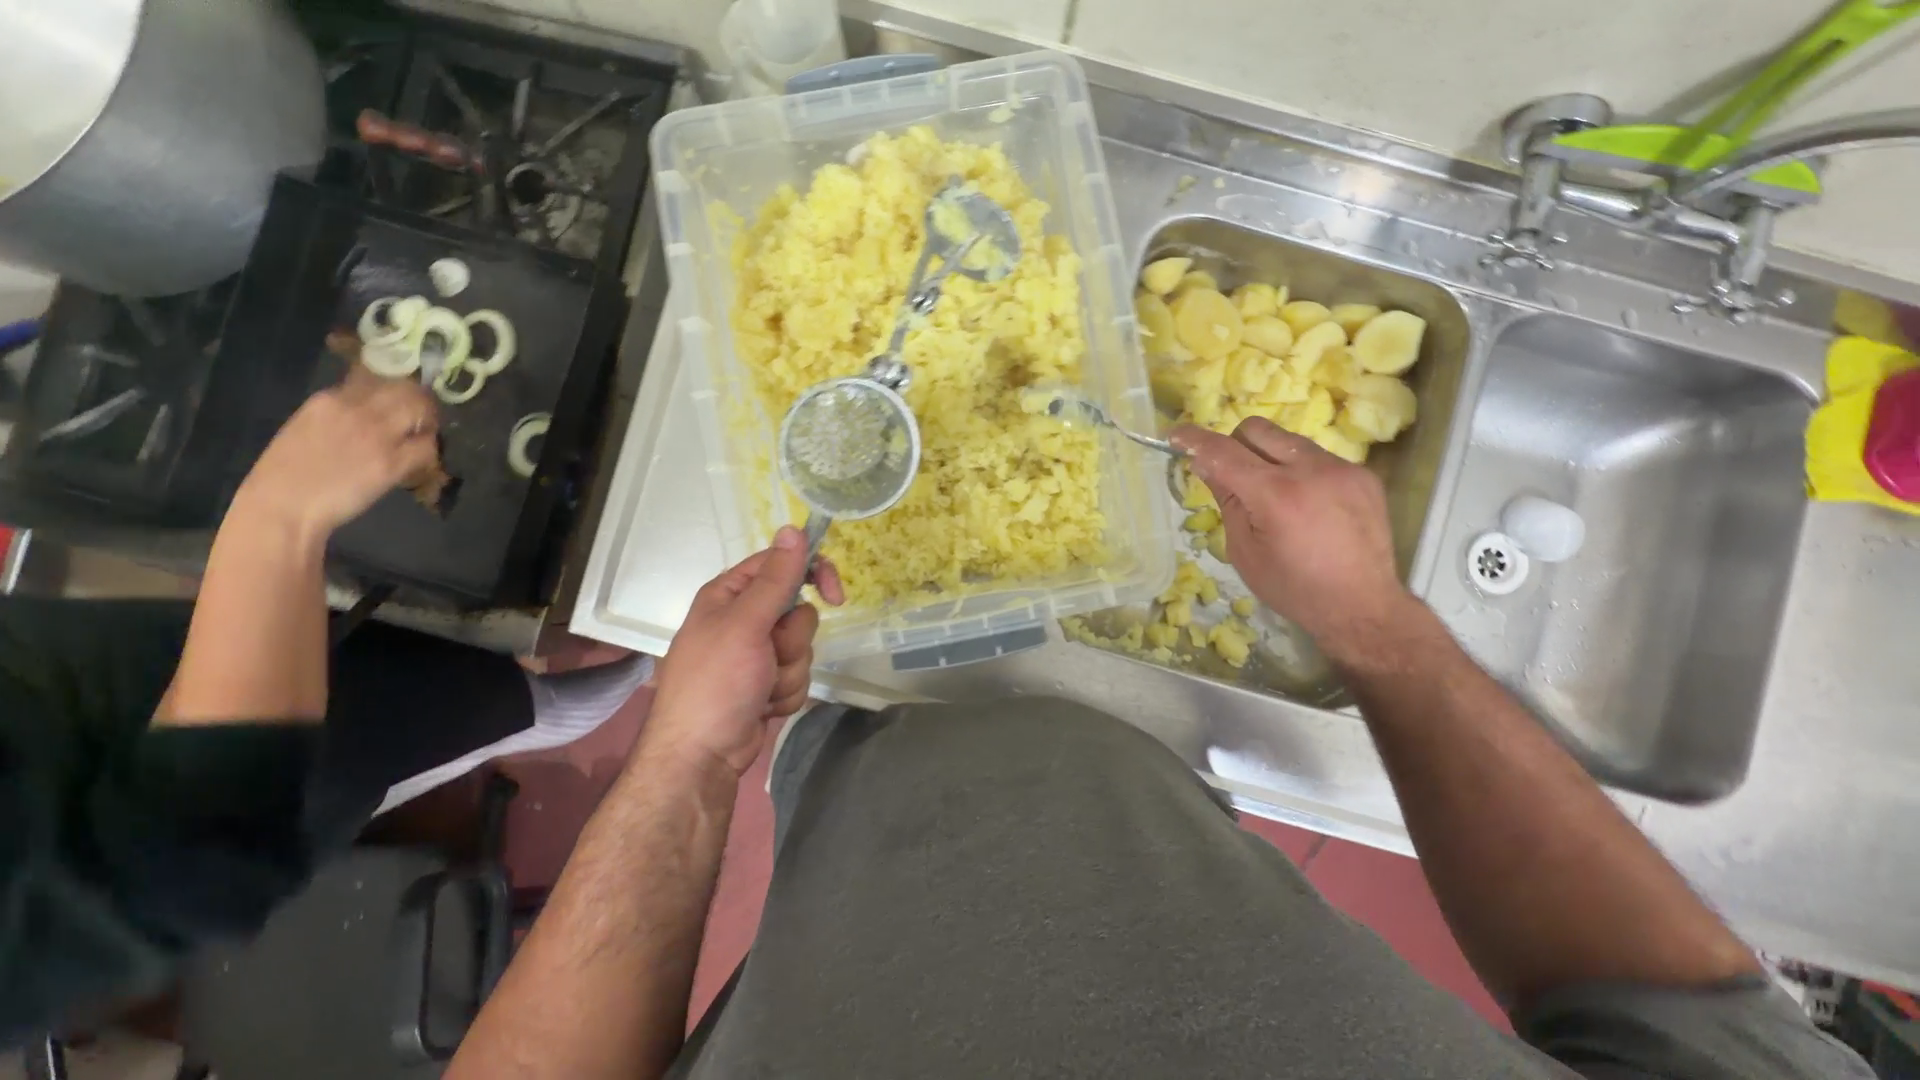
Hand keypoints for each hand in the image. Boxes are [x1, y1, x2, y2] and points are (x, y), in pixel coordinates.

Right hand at [233, 366, 440, 538]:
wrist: (282, 506)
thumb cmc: (285, 474)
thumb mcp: (305, 428)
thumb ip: (336, 416)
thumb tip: (365, 413)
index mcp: (328, 400)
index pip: (375, 381)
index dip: (393, 391)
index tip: (400, 402)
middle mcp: (355, 410)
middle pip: (404, 391)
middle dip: (419, 401)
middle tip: (424, 416)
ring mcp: (377, 435)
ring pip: (420, 413)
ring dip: (428, 422)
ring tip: (425, 434)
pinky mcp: (391, 463)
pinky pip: (426, 448)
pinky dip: (429, 452)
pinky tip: (422, 460)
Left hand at [647, 526, 845, 777]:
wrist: (701, 755)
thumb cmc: (716, 683)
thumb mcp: (746, 624)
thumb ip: (776, 579)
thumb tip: (793, 528)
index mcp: (729, 595)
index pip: (781, 565)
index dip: (810, 576)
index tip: (835, 596)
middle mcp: (742, 620)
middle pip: (799, 613)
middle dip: (792, 641)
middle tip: (768, 656)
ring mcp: (755, 655)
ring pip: (802, 648)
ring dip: (789, 672)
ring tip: (760, 689)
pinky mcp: (766, 685)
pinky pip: (797, 677)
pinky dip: (785, 694)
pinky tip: (763, 707)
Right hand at [1171, 418, 1418, 670]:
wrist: (1361, 605)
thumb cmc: (1293, 588)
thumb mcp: (1244, 551)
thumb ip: (1227, 501)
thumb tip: (1207, 465)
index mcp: (1274, 494)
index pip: (1223, 452)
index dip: (1193, 439)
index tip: (1174, 435)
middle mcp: (1310, 470)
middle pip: (1257, 429)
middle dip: (1235, 446)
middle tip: (1234, 477)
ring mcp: (1341, 468)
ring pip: (1289, 440)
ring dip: (1270, 458)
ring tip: (1276, 496)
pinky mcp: (1363, 474)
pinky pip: (1318, 457)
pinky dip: (1301, 472)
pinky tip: (1308, 506)